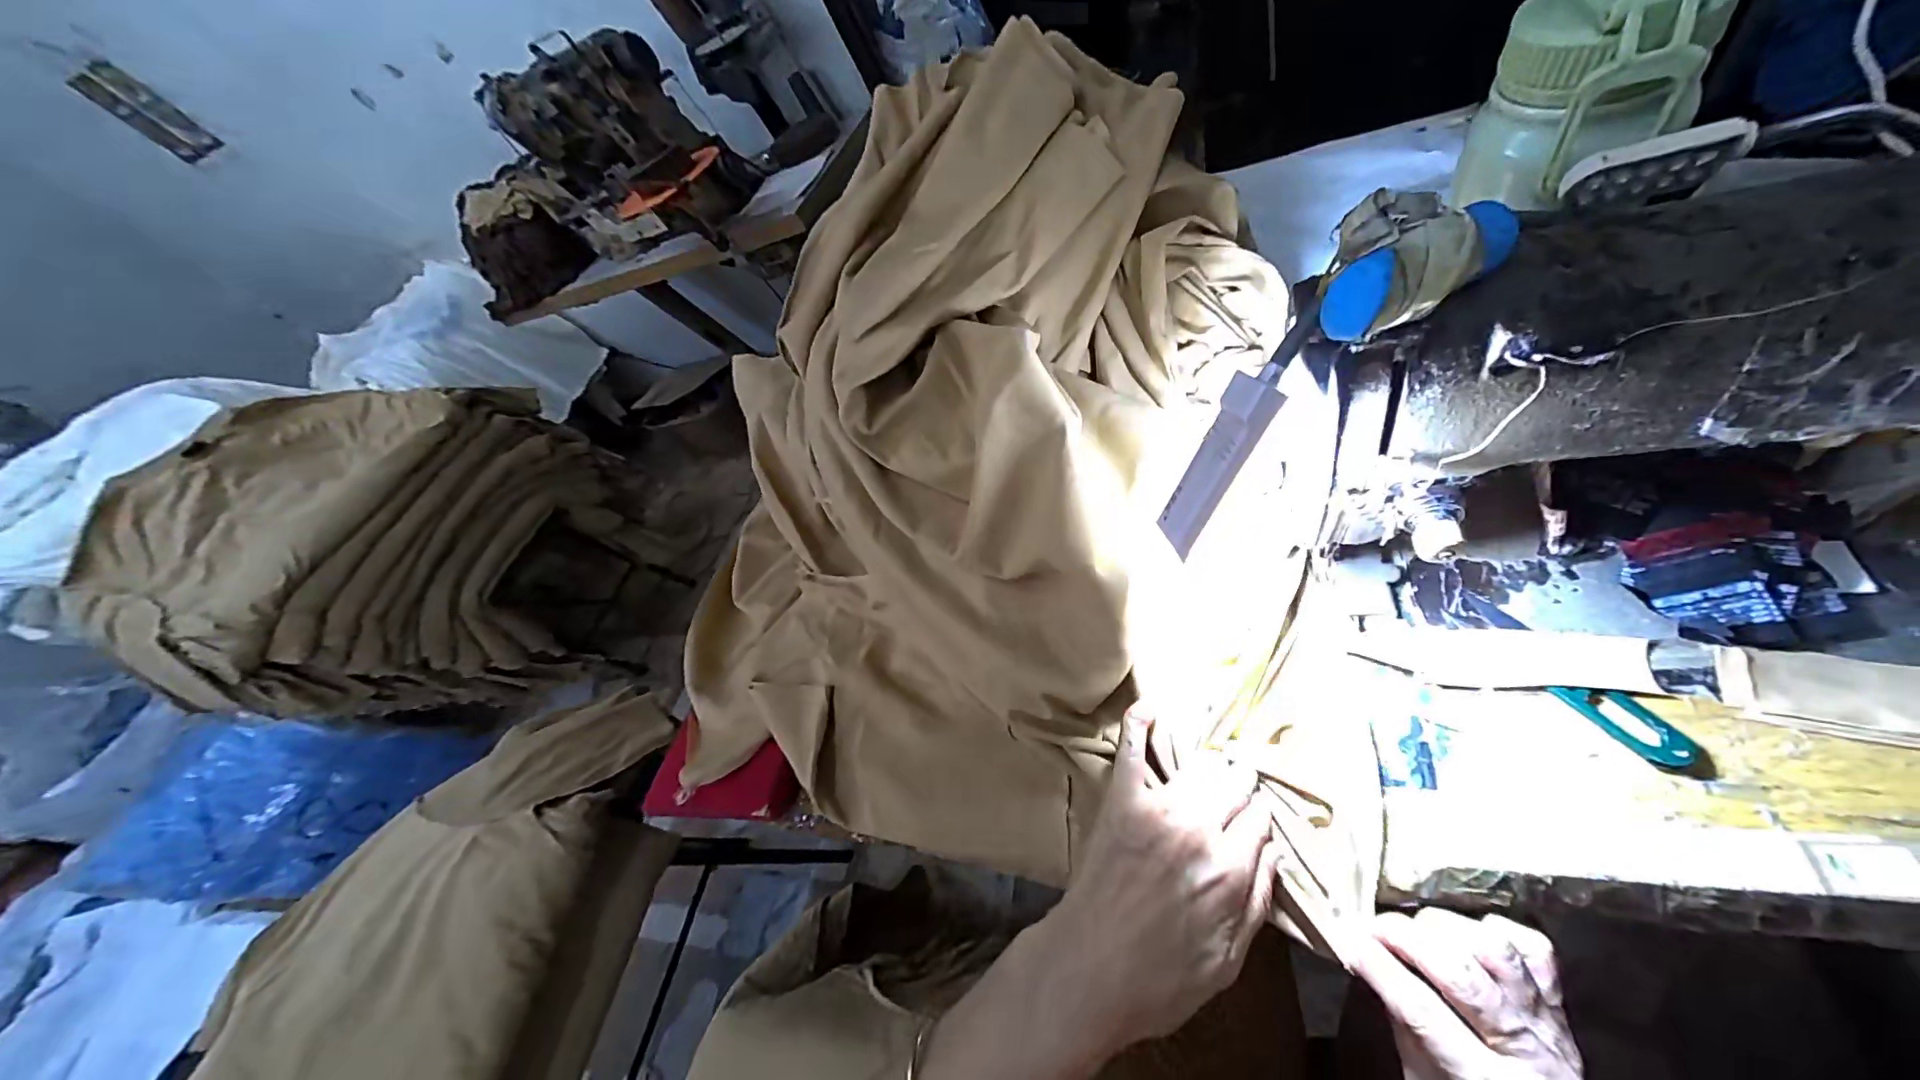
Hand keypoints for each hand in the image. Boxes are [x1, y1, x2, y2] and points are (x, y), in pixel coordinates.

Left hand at [1032, 706, 1282, 1051]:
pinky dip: (1140, 724)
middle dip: (1240, 789)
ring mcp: (1155, 808)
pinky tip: (1151, 707)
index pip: (1261, 820)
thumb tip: (1275, 854)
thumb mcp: (1227, 962)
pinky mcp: (1120, 801)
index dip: (1259, 822)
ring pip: (1198, 767)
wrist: (1086, 969)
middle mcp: (1197, 829)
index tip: (1252, 824)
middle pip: (1235, 786)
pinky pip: (1132, 750)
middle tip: (1233, 798)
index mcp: (1229, 871)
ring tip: (1213, 766)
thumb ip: (1257, 904)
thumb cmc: (1159, 980)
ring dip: (1209, 765)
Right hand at [1348, 908, 1581, 1079]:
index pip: (1422, 1011)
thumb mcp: (1422, 1078)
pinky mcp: (1557, 999)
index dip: (1379, 968)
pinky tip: (1468, 933)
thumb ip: (1401, 1022)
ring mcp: (1546, 1020)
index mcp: (1484, 1079)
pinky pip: (1534, 949)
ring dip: (1446, 928)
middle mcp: (1525, 1048)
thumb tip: (1367, 961)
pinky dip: (1496, 930)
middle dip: (1407, 939)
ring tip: (1417, 927)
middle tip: (1374, 927)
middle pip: (1461, 974)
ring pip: (1496, 950)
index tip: (1347, 939)